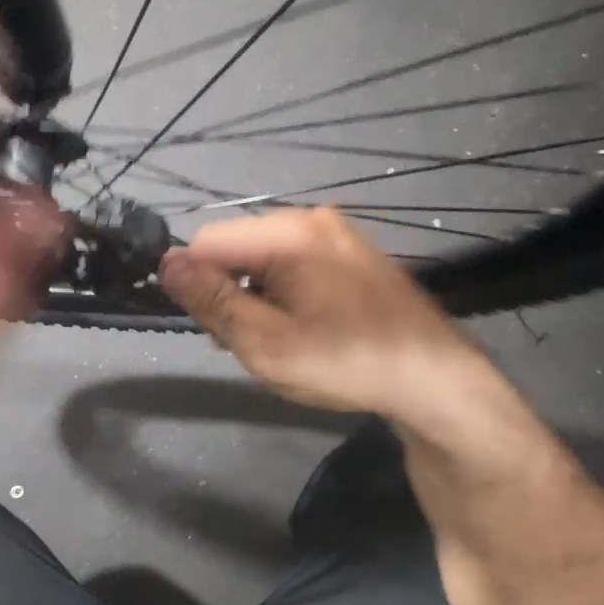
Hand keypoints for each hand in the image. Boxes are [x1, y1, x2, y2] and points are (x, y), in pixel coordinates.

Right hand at [159, 208, 477, 417]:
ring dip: (254, 301)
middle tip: (246, 346)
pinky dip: (282, 299)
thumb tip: (166, 263)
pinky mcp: (352, 260)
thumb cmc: (347, 362)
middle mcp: (313, 222)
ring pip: (264, 262)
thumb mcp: (266, 342)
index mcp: (291, 232)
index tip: (208, 329)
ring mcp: (338, 239)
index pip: (208, 242)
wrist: (437, 382)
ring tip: (276, 346)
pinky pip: (294, 269)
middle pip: (237, 249)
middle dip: (227, 295)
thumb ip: (213, 300)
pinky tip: (300, 335)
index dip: (194, 285)